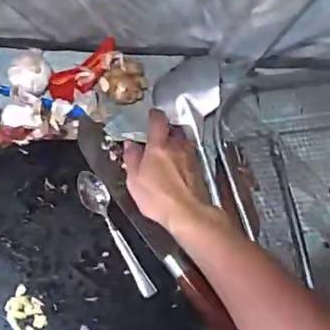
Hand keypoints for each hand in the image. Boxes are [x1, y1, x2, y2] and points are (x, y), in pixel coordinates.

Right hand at [123, 109, 221, 232]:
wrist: (187, 214)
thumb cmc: (159, 198)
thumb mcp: (134, 179)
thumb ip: (132, 158)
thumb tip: (130, 146)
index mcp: (159, 146)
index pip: (158, 120)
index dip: (154, 115)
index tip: (151, 115)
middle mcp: (177, 147)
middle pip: (174, 129)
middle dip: (166, 130)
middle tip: (156, 135)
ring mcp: (190, 158)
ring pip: (183, 143)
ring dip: (175, 144)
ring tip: (166, 153)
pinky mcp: (198, 170)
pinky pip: (189, 157)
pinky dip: (182, 158)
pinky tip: (176, 169)